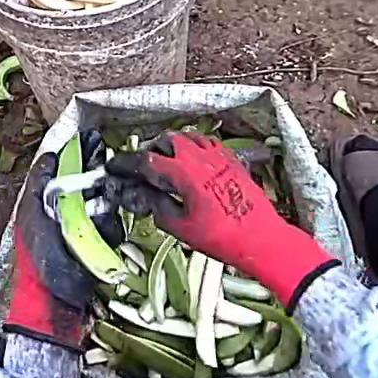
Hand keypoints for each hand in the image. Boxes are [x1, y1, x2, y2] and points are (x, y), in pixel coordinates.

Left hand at [2, 152, 96, 350]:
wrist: (55, 296)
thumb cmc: (37, 254)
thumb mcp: (31, 214)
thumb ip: (39, 183)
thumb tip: (50, 155)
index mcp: (49, 202)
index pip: (67, 171)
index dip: (79, 153)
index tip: (91, 138)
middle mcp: (69, 210)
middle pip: (90, 181)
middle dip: (97, 167)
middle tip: (103, 152)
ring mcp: (88, 226)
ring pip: (105, 201)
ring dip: (105, 196)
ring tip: (105, 191)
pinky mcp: (103, 243)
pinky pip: (112, 227)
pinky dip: (108, 227)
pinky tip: (101, 232)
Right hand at [106, 132, 338, 307]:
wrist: (263, 239)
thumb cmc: (223, 236)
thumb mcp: (179, 226)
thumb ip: (155, 206)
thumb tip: (140, 195)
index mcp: (182, 172)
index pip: (144, 160)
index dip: (125, 164)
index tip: (114, 167)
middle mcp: (198, 157)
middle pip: (165, 141)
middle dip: (149, 151)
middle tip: (141, 168)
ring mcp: (218, 156)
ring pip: (186, 137)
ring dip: (171, 146)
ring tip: (165, 162)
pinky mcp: (231, 160)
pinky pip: (207, 144)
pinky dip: (193, 148)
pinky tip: (192, 162)